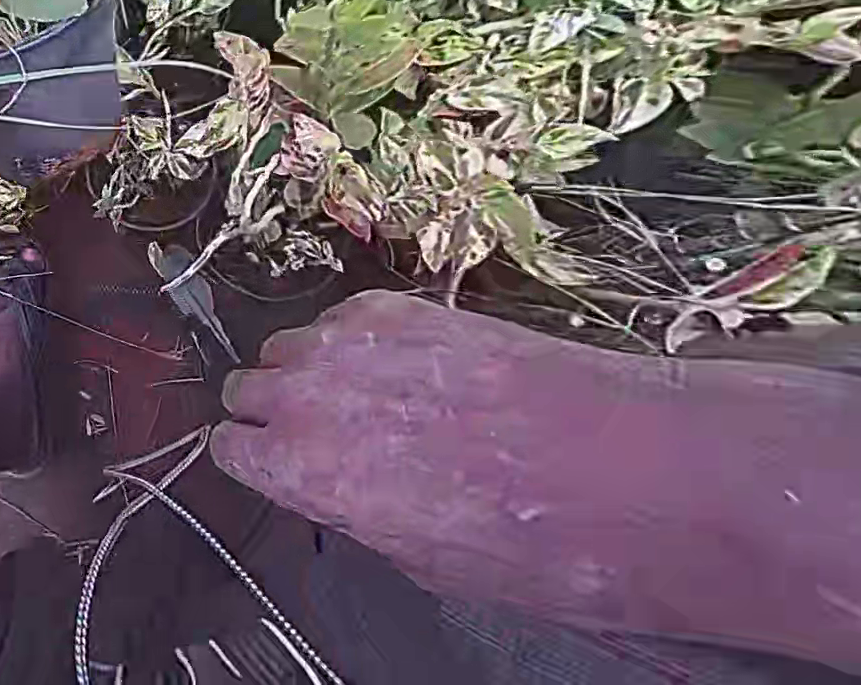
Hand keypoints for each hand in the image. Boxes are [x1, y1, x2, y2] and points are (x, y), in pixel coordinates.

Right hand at [210, 292, 860, 683]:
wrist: (633, 465)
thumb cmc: (533, 545)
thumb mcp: (421, 557)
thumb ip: (345, 503)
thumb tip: (326, 475)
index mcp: (302, 467)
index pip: (226, 445)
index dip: (247, 454)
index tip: (266, 456)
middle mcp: (304, 394)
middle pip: (244, 385)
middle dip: (268, 407)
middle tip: (318, 426)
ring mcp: (341, 339)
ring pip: (285, 347)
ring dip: (305, 370)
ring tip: (361, 392)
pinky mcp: (385, 304)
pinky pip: (337, 321)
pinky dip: (352, 341)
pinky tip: (407, 364)